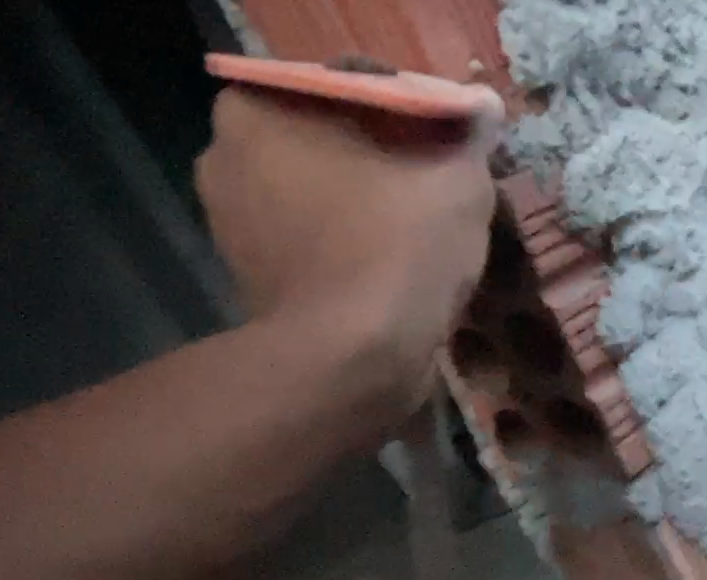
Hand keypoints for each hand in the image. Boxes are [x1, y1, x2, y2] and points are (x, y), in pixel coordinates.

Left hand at [195, 79, 497, 424]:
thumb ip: (468, 141)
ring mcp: (232, 228)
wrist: (354, 363)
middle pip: (329, 146)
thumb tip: (480, 116)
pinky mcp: (253, 285)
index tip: (446, 149)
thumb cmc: (398, 253)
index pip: (347, 88)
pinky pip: (316, 252)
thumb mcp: (459, 182)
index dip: (409, 115)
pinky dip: (350, 258)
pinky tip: (392, 280)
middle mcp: (226, 158)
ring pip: (321, 203)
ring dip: (365, 214)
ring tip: (420, 242)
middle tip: (435, 193)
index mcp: (259, 109)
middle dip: (381, 165)